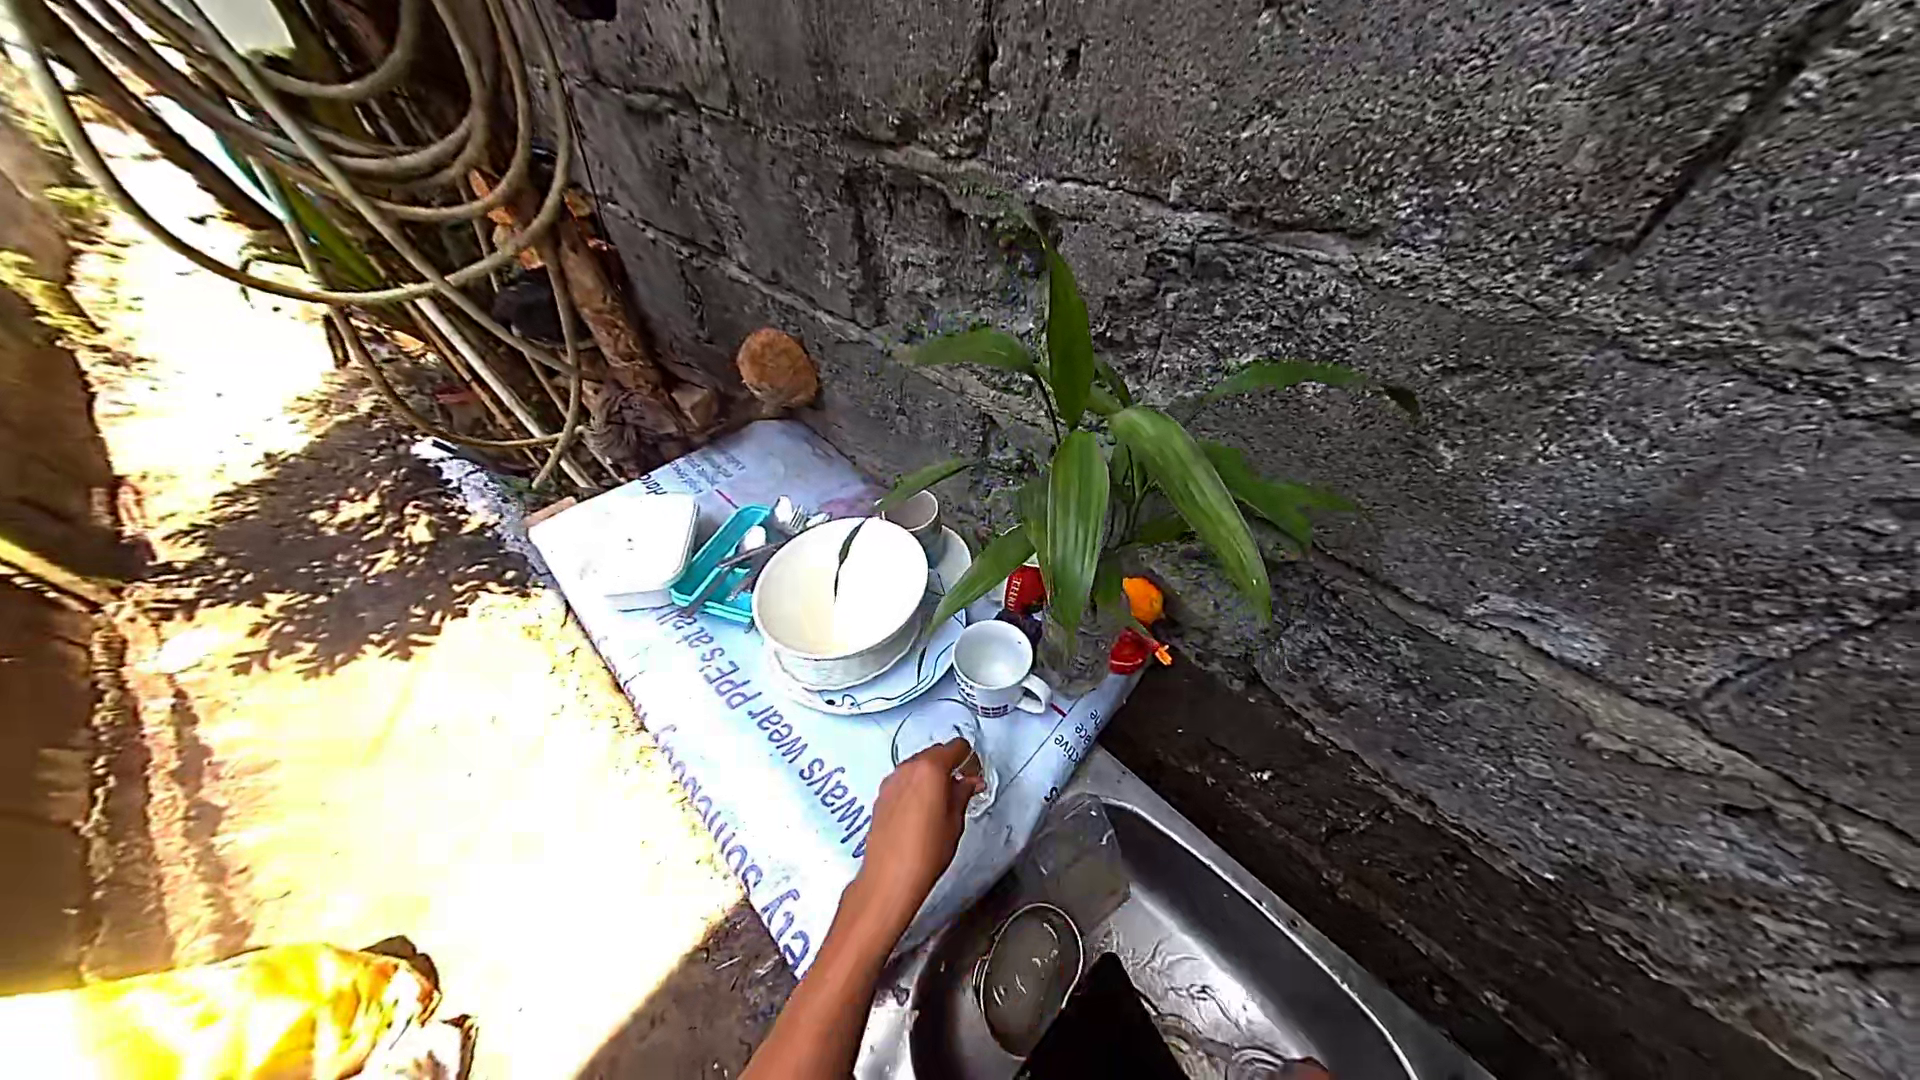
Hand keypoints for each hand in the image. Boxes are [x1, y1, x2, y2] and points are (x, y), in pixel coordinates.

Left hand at [846, 738, 982, 933]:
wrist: (889, 877)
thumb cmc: (926, 851)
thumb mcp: (955, 821)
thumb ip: (963, 793)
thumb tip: (970, 782)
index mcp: (930, 768)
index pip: (956, 747)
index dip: (969, 759)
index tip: (974, 775)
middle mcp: (908, 768)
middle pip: (935, 753)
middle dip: (951, 766)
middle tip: (962, 788)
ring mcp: (892, 780)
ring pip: (918, 766)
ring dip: (932, 776)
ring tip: (942, 803)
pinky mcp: (881, 795)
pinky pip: (904, 780)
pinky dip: (915, 786)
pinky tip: (922, 811)